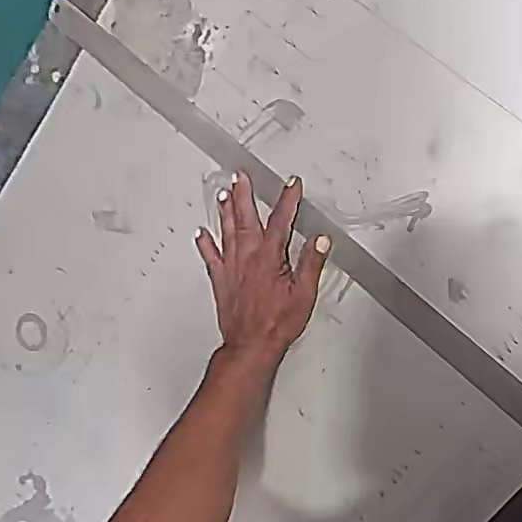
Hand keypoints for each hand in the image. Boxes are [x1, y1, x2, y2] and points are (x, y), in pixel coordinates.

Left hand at [196, 172, 329, 364]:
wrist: (251, 344)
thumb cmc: (276, 323)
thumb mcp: (304, 293)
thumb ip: (312, 263)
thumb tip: (320, 240)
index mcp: (270, 258)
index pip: (280, 221)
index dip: (287, 200)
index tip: (291, 185)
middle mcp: (247, 258)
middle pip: (245, 218)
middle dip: (244, 194)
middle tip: (241, 177)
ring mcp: (231, 268)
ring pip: (226, 231)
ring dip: (225, 210)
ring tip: (223, 193)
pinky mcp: (221, 280)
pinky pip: (210, 256)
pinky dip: (205, 243)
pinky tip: (201, 233)